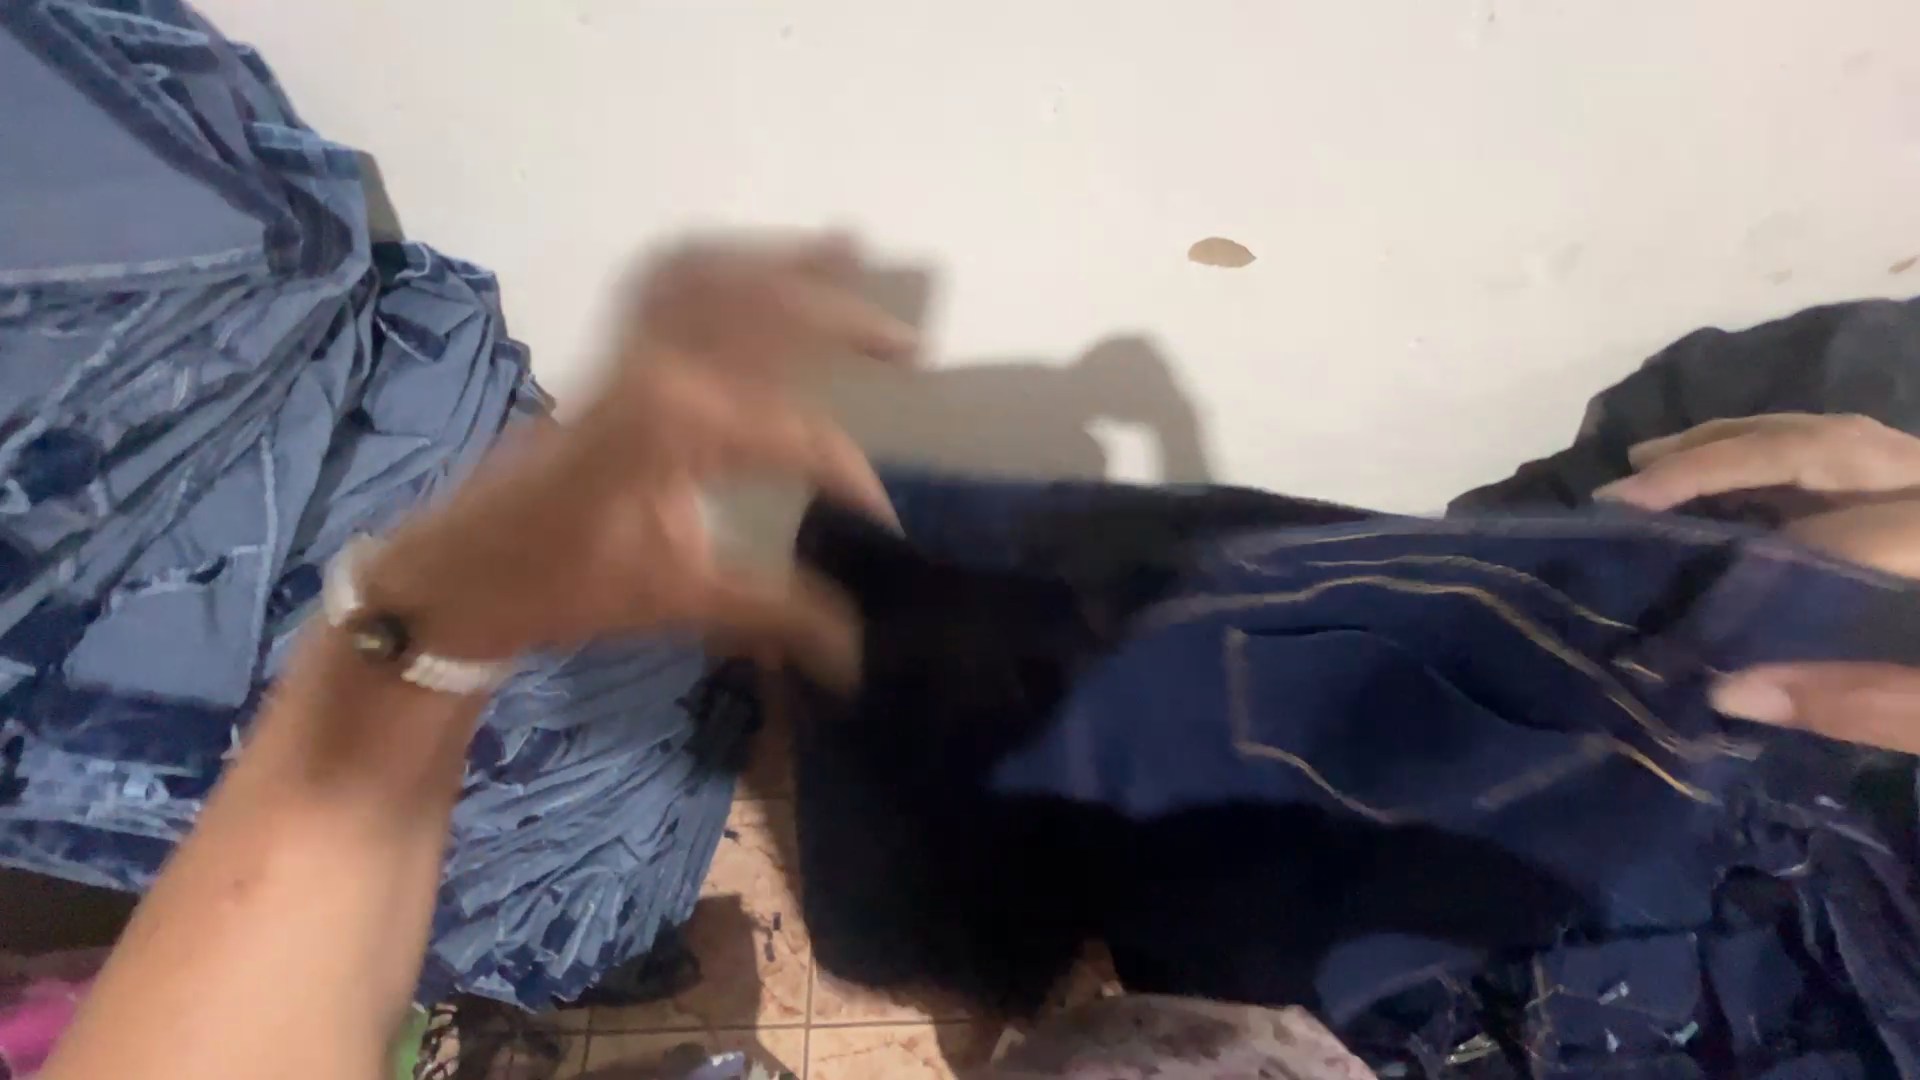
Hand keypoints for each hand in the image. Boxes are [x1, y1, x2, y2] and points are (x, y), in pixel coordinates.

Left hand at [362, 233, 914, 688]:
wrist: (454, 576)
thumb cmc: (560, 588)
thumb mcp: (680, 600)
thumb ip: (777, 610)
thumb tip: (858, 652)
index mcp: (672, 430)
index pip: (793, 434)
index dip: (847, 473)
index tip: (883, 516)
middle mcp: (651, 371)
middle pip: (762, 313)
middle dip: (843, 318)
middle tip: (907, 340)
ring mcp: (621, 353)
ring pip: (711, 275)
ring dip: (781, 261)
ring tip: (846, 252)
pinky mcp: (605, 356)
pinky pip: (664, 282)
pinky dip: (715, 263)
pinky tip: (751, 268)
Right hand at [1596, 413, 1919, 751]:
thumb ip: (1881, 705)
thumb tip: (1728, 690)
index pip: (1853, 539)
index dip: (1754, 566)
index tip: (1664, 599)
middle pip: (1829, 449)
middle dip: (1712, 463)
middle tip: (1621, 493)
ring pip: (1836, 435)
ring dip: (1731, 442)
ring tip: (1647, 460)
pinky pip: (1850, 451)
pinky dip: (1769, 450)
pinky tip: (1717, 470)